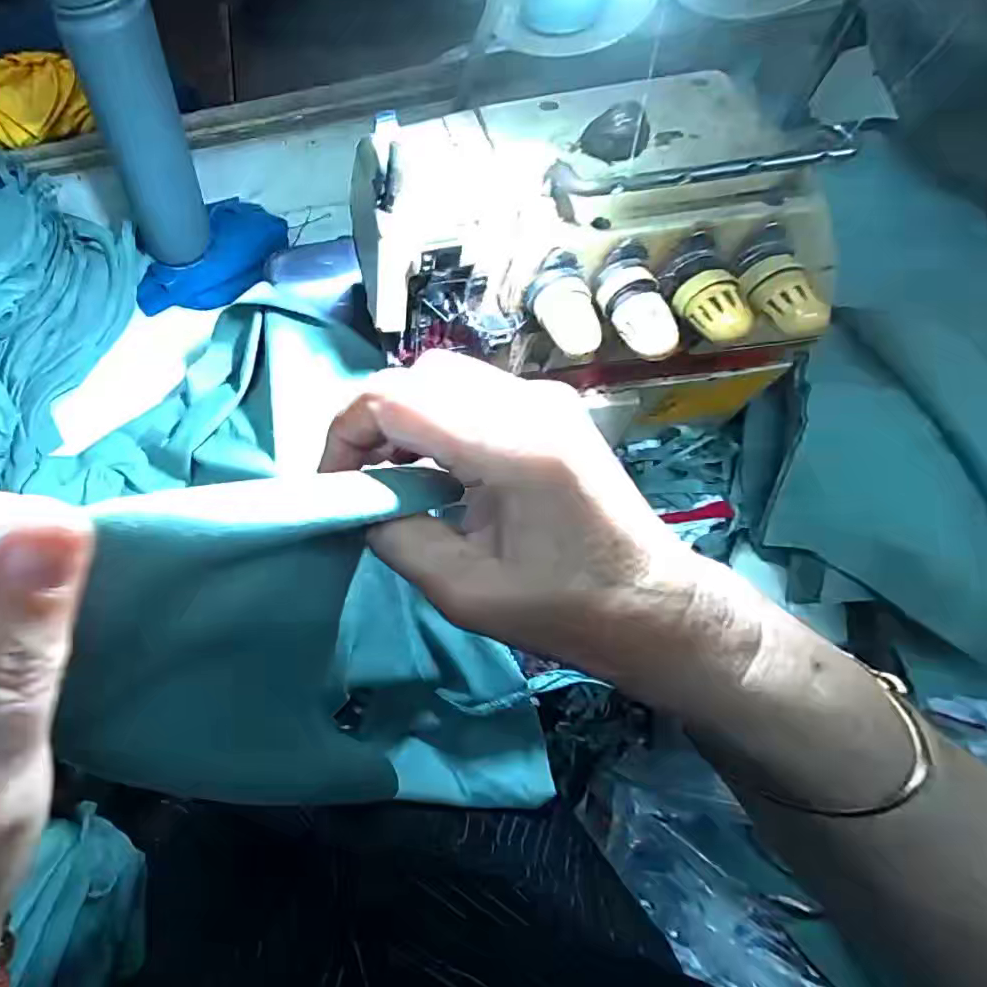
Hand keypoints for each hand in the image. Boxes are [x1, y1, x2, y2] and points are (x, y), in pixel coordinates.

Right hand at [321, 350, 767, 715]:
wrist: (653, 603)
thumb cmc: (564, 609)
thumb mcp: (463, 592)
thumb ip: (397, 537)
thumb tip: (359, 502)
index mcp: (513, 447)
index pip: (395, 399)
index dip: (345, 434)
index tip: (334, 483)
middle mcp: (528, 403)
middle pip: (413, 376)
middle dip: (365, 421)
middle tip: (354, 477)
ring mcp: (541, 397)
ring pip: (435, 377)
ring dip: (395, 418)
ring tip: (386, 473)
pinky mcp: (544, 405)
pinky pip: (463, 391)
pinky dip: (425, 419)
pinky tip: (425, 464)